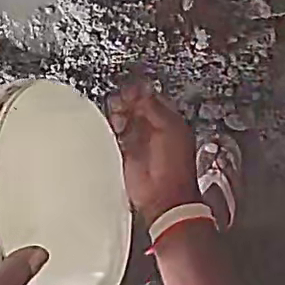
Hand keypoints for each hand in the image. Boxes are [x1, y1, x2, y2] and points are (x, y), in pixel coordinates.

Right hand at [106, 81, 201, 225]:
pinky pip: (114, 133)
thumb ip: (154, 107)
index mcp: (168, 120)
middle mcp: (153, 128)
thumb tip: (142, 89)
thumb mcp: (169, 127)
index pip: (150, 97)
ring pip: (123, 117)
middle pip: (134, 105)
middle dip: (126, 100)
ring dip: (118, 113)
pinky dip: (110, 127)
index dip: (140, 91)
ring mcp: (138, 140)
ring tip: (118, 116)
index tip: (131, 89)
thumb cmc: (174, 166)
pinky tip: (113, 127)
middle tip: (121, 101)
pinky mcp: (124, 152)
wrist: (162, 196)